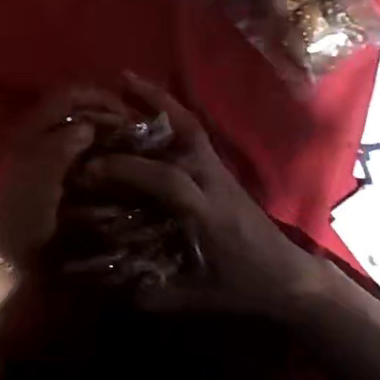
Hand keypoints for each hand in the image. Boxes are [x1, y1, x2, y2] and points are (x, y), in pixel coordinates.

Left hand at [0, 87, 128, 269]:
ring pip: (77, 132)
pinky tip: (116, 167)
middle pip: (74, 110)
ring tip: (131, 146)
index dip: (97, 96)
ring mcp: (43, 159)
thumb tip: (89, 124)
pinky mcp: (50, 181)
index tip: (128, 114)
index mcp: (30, 132)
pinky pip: (78, 155)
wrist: (3, 263)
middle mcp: (36, 138)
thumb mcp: (40, 179)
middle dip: (104, 114)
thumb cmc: (20, 219)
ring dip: (103, 134)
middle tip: (135, 131)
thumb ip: (61, 145)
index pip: (66, 95)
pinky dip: (97, 154)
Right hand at [84, 73, 331, 319]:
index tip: (91, 170)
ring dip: (160, 101)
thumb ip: (151, 292)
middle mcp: (215, 182)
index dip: (130, 170)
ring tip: (127, 81)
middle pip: (185, 136)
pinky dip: (171, 112)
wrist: (288, 277)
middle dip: (146, 115)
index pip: (169, 180)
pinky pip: (194, 133)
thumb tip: (101, 284)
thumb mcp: (195, 298)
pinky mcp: (222, 168)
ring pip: (191, 127)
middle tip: (106, 99)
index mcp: (208, 213)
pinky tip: (150, 105)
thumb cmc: (241, 287)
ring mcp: (221, 171)